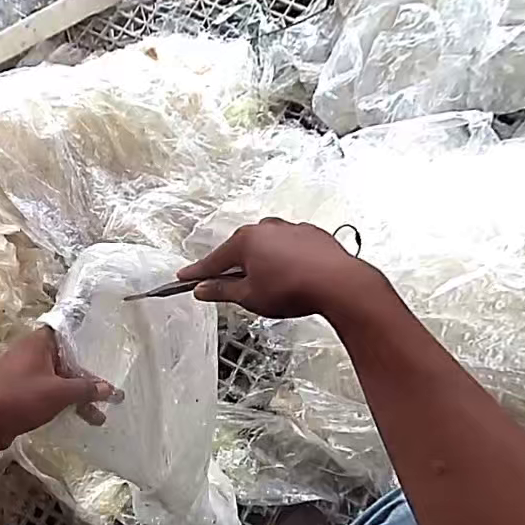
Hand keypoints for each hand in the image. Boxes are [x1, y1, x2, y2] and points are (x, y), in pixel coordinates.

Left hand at [0, 327, 118, 452]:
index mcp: (36, 343)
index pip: (66, 334)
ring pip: (54, 379)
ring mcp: (17, 373)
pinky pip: (42, 392)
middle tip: (105, 397)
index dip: (85, 343)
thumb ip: (86, 389)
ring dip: (74, 396)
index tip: (103, 354)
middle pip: (63, 361)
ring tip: (96, 418)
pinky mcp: (12, 392)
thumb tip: (109, 389)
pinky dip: (58, 401)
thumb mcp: (59, 393)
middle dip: (85, 381)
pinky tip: (72, 417)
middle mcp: (26, 353)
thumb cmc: (21, 399)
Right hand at [178, 218, 387, 319]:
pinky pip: (289, 247)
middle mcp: (266, 228)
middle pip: (239, 250)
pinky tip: (290, 277)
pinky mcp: (312, 235)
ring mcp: (290, 229)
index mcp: (245, 241)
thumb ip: (222, 291)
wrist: (339, 284)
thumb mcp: (249, 297)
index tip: (185, 277)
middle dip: (234, 268)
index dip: (197, 272)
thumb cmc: (294, 289)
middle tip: (231, 288)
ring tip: (268, 286)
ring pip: (266, 247)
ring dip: (261, 263)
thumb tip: (203, 289)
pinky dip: (284, 260)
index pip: (213, 260)